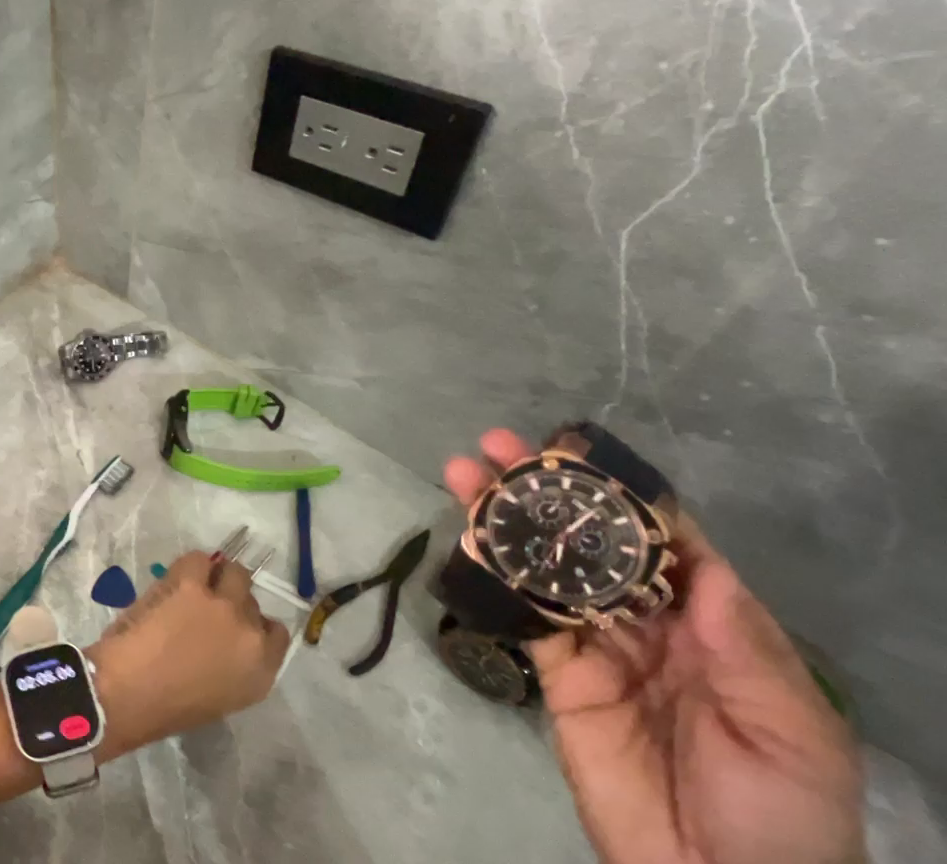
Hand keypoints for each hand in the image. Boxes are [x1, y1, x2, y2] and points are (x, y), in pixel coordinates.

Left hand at [87, 551, 288, 753]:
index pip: (276, 633)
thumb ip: (234, 666)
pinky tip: (174, 579)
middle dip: (233, 599)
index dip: (254, 622)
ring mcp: (224, 605)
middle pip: (252, 599)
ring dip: (216, 576)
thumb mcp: (220, 696)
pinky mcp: (193, 584)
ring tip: (193, 586)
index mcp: (261, 671)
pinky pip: (199, 559)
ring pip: (233, 572)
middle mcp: (251, 634)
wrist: (129, 692)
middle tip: (208, 605)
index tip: (235, 623)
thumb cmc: (166, 707)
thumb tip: (224, 641)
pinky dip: (189, 566)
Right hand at [445, 429, 864, 863]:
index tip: (579, 453)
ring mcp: (598, 649)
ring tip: (465, 474)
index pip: (668, 545)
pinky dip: (496, 579)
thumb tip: (700, 568)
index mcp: (718, 627)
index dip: (625, 496)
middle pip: (594, 545)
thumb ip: (748, 649)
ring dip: (508, 522)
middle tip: (499, 446)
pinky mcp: (557, 678)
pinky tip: (468, 541)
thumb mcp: (794, 732)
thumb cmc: (782, 812)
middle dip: (549, 494)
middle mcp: (652, 624)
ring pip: (548, 570)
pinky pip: (526, 620)